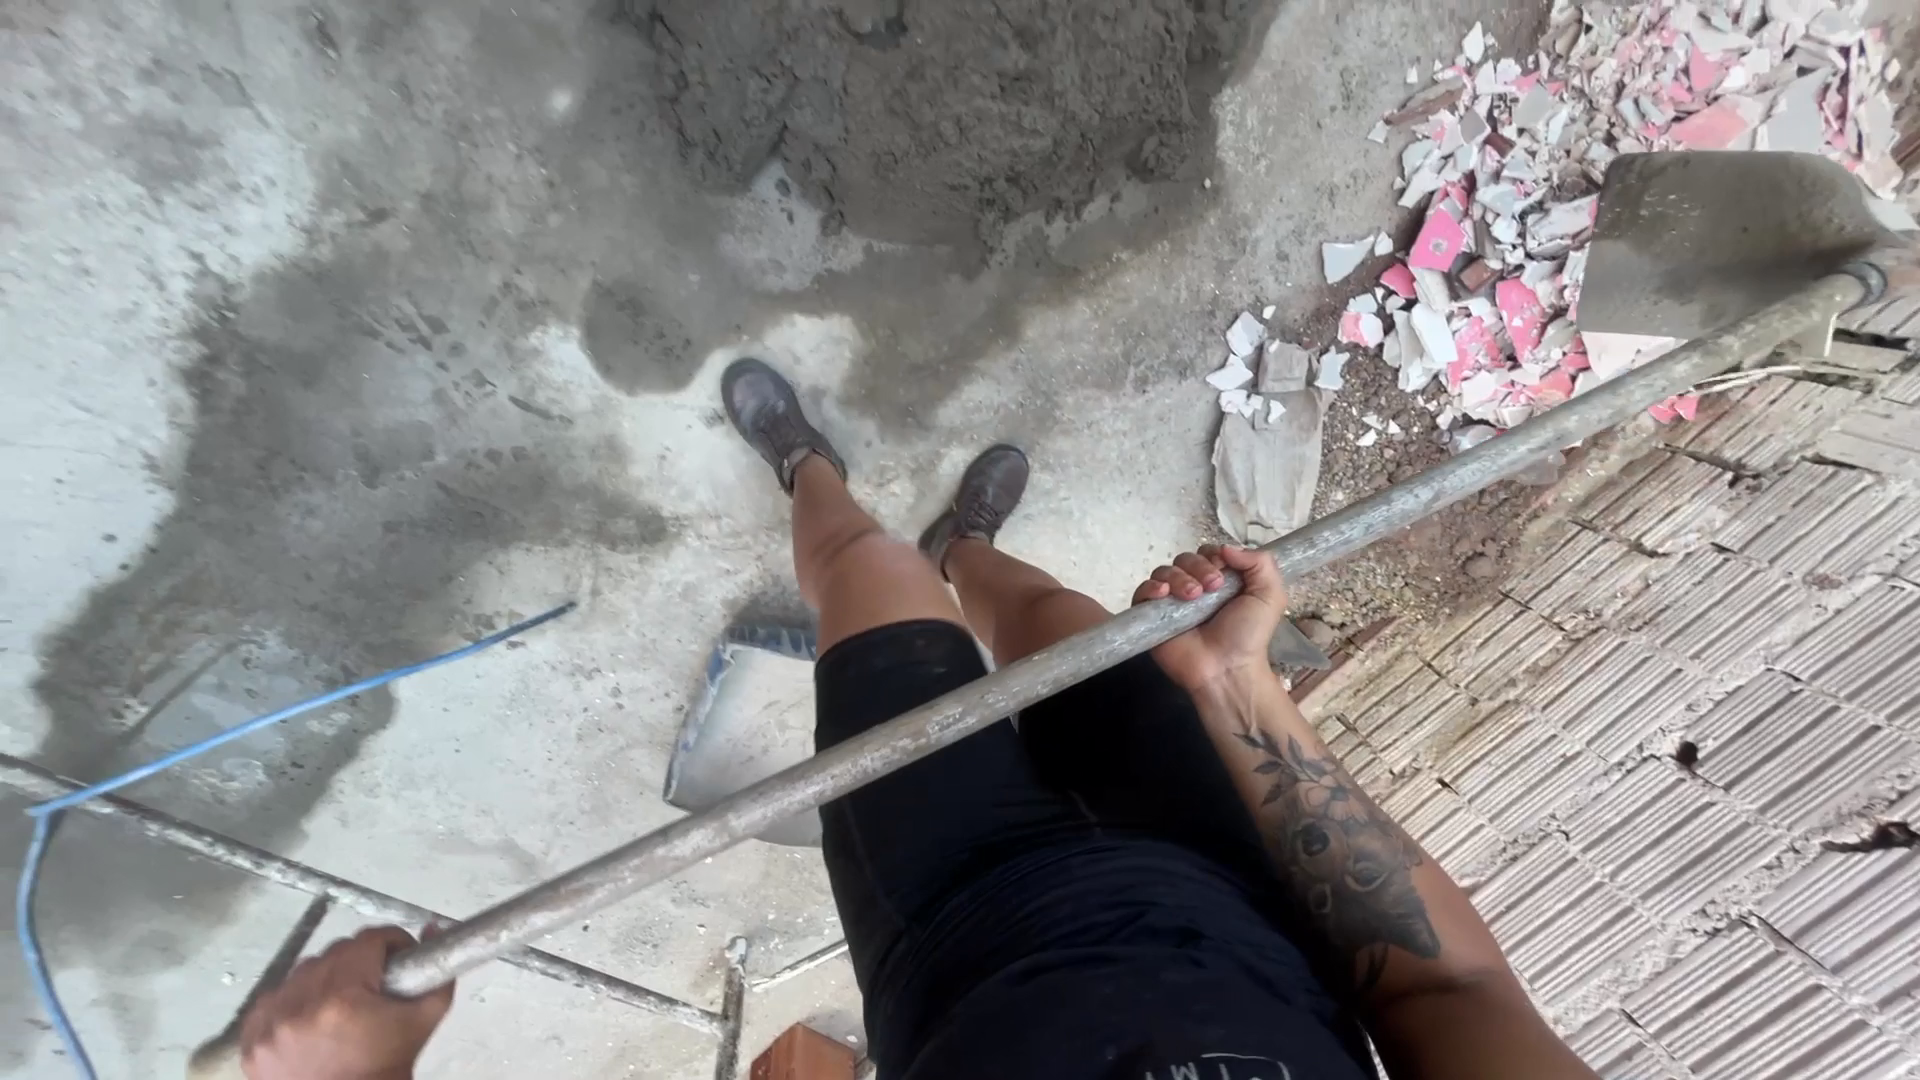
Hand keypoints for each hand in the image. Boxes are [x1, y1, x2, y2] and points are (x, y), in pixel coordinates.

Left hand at [241, 926, 452, 1079]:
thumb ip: (439, 968)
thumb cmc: (391, 1060)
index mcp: (343, 997)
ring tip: (344, 993)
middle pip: (335, 952)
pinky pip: (273, 997)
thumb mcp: (429, 1013)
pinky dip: (293, 996)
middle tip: (376, 975)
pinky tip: (311, 1009)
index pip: (367, 940)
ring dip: (327, 973)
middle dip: (361, 956)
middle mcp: (300, 1007)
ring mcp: (269, 1026)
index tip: (400, 955)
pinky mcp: (251, 1043)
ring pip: (303, 971)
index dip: (390, 940)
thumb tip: (431, 927)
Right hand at [1132, 544, 1288, 693]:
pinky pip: (1142, 591)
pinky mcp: (1151, 616)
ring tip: (1192, 597)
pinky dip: (1151, 587)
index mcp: (1219, 580)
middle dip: (1198, 568)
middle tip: (1211, 589)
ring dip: (1178, 578)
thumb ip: (1260, 562)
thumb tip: (1225, 548)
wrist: (1226, 668)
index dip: (1213, 556)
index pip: (1207, 552)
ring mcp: (1170, 601)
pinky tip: (1163, 595)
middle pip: (1184, 559)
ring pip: (1164, 571)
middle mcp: (1193, 587)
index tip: (1223, 574)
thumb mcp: (1269, 595)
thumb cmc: (1248, 634)